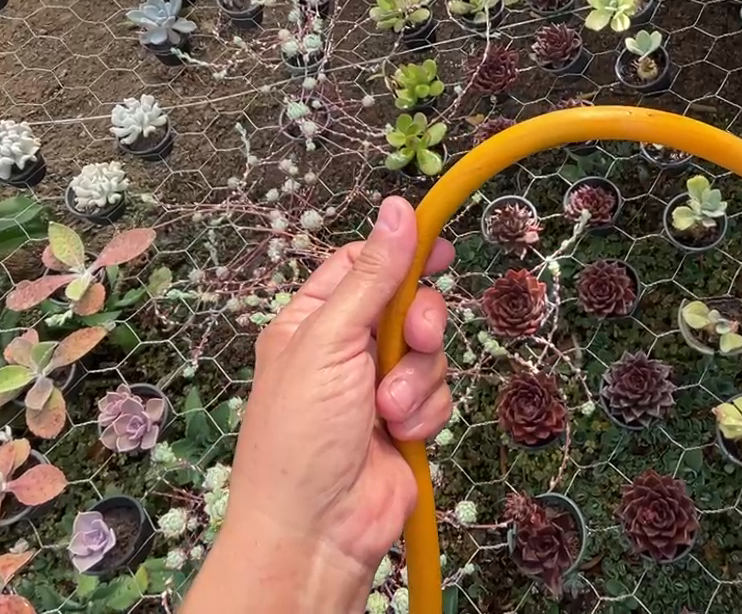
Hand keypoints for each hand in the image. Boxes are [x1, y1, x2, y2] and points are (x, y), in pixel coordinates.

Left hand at [222, 197, 453, 597]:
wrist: (317, 534)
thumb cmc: (301, 434)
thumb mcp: (331, 341)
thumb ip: (373, 275)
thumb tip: (398, 207)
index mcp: (314, 319)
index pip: (363, 263)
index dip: (401, 252)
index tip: (440, 246)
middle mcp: (348, 345)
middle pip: (408, 301)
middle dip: (418, 321)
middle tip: (411, 337)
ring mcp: (380, 382)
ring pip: (429, 347)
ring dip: (416, 377)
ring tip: (389, 410)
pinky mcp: (408, 416)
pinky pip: (438, 389)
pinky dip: (425, 410)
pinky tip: (402, 433)